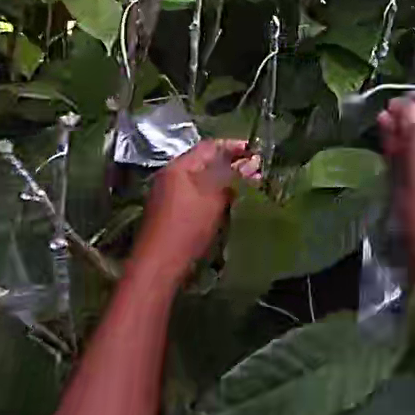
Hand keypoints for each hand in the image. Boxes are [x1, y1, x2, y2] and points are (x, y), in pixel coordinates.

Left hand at [132, 139, 255, 282]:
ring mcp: (167, 193)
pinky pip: (194, 192)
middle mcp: (170, 175)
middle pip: (204, 161)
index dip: (234, 146)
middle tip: (254, 170)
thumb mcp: (215, 199)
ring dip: (222, 179)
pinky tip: (227, 201)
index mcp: (179, 167)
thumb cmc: (187, 228)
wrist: (158, 267)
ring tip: (245, 186)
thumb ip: (234, 177)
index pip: (210, 146)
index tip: (256, 152)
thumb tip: (252, 163)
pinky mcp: (168, 210)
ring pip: (200, 178)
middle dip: (230, 163)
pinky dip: (212, 192)